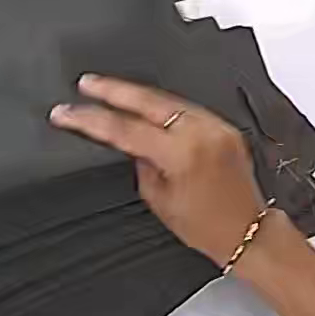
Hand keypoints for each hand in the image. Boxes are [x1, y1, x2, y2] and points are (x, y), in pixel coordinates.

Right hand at [50, 75, 269, 264]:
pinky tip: (148, 104)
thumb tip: (132, 142)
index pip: (124, 128)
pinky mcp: (227, 128)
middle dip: (113, 90)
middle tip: (86, 83)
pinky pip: (189, 108)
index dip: (90, 119)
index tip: (66, 112)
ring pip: (170, 100)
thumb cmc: (207, 226)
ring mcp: (217, 127)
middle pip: (148, 100)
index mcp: (182, 154)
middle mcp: (202, 133)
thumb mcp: (160, 200)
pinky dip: (165, 106)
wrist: (248, 231)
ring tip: (110, 90)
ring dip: (139, 94)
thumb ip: (142, 164)